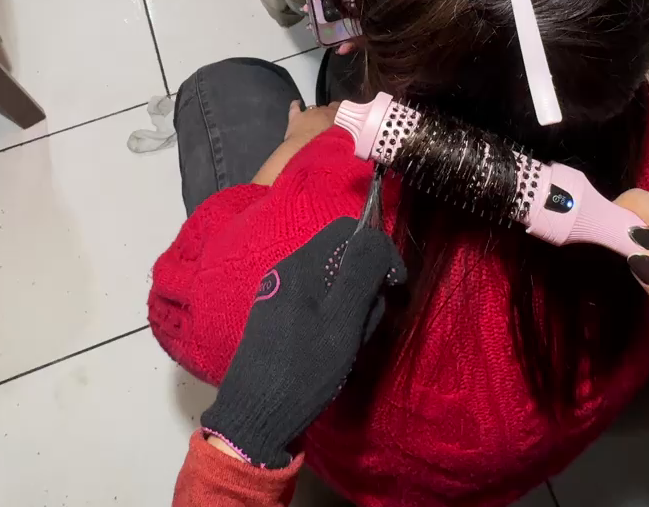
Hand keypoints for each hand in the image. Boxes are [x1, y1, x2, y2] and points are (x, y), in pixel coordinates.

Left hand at [201, 218, 406, 467]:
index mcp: (302, 263)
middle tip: (366, 327)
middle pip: (343, 258)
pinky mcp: (279, 317)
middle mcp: (289, 270)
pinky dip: (335, 322)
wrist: (253, 419)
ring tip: (348, 347)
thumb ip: (360, 273)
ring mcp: (282, 294)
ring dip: (352, 310)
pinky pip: (319, 305)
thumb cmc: (302, 369)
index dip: (378, 249)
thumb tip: (376, 237)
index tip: (394, 285)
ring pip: (334, 284)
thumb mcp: (342, 322)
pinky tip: (333, 353)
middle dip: (365, 288)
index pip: (348, 229)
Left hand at [253, 101, 338, 184]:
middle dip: (326, 116)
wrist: (308, 154)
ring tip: (315, 122)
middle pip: (326, 109)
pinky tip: (297, 103)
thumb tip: (348, 137)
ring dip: (314, 114)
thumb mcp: (344, 143)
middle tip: (327, 126)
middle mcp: (323, 111)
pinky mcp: (295, 117)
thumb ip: (346, 135)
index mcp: (336, 115)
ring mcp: (308, 113)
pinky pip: (295, 107)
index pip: (340, 108)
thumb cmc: (329, 150)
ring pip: (312, 108)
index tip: (341, 118)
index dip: (340, 113)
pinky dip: (296, 105)